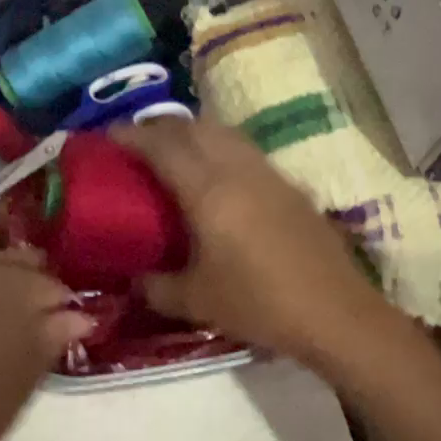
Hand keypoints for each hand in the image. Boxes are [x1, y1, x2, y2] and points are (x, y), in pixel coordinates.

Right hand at [114, 118, 378, 365]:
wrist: (336, 314)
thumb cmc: (260, 305)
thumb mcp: (195, 301)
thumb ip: (155, 286)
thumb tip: (132, 279)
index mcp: (208, 191)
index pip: (161, 146)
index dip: (130, 136)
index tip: (105, 137)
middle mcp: (237, 170)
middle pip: (193, 127)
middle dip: (159, 128)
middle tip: (136, 145)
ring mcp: (268, 174)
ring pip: (223, 133)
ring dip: (192, 133)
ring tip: (173, 154)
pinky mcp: (290, 186)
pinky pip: (244, 151)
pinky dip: (219, 149)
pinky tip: (215, 177)